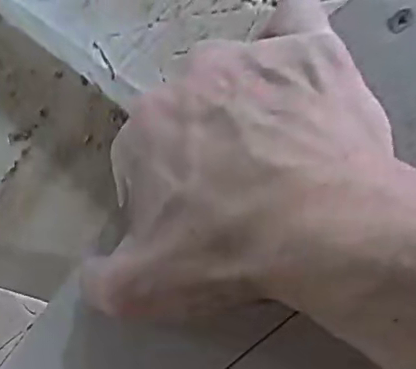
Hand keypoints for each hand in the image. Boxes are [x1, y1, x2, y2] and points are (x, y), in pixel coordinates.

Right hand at [81, 0, 398, 318]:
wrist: (325, 233)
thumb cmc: (226, 257)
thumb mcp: (141, 292)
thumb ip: (99, 281)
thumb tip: (90, 271)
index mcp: (144, 130)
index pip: (139, 166)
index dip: (160, 205)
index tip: (187, 235)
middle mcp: (191, 77)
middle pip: (186, 121)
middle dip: (199, 159)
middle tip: (231, 208)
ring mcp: (253, 56)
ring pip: (236, 83)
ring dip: (243, 117)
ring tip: (273, 167)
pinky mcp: (311, 51)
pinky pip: (294, 30)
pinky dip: (291, 54)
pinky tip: (298, 87)